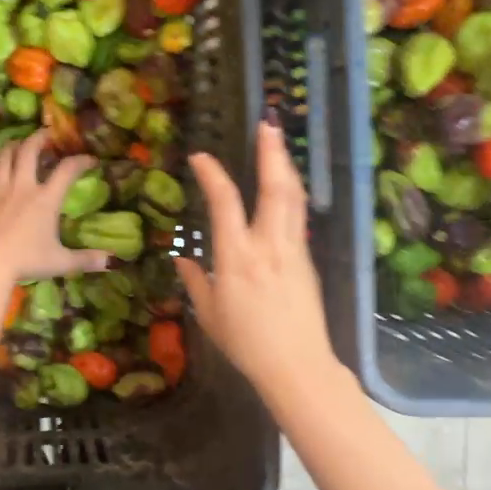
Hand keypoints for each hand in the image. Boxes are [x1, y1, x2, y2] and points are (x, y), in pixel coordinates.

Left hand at [0, 133, 108, 282]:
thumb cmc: (26, 262)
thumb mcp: (61, 262)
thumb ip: (86, 259)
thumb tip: (113, 262)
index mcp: (46, 199)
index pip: (67, 170)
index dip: (80, 161)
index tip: (90, 160)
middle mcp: (22, 187)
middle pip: (29, 151)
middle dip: (38, 138)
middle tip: (45, 134)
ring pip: (3, 158)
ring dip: (12, 147)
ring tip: (17, 144)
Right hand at [175, 121, 339, 397]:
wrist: (297, 366)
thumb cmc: (245, 344)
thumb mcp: (209, 314)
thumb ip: (195, 281)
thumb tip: (182, 259)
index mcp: (237, 258)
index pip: (225, 203)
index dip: (213, 175)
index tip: (201, 157)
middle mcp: (268, 246)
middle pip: (274, 189)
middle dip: (271, 153)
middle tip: (268, 124)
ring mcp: (293, 251)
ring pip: (294, 199)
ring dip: (286, 166)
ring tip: (279, 143)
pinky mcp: (308, 261)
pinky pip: (298, 219)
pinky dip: (291, 194)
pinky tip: (286, 187)